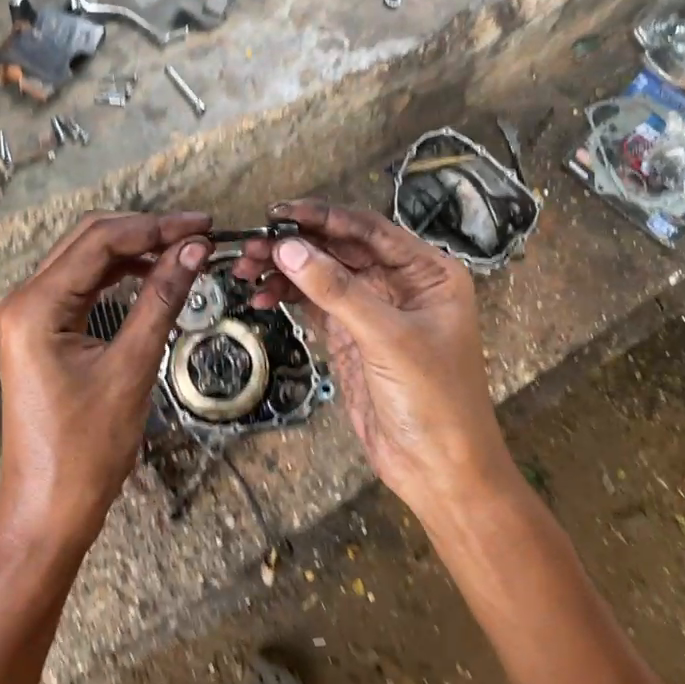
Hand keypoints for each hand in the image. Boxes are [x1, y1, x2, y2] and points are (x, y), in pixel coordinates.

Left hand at [0, 211, 213, 543]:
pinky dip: (117, 277)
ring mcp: (28, 316)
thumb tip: (192, 250)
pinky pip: (80, 288)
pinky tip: (151, 278)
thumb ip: (161, 300)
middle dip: (144, 232)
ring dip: (132, 251)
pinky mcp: (39, 333)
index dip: (155, 227)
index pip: (100, 241)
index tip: (202, 226)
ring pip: (85, 261)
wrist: (48, 510)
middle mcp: (24, 299)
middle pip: (88, 241)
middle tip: (197, 234)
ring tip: (182, 252)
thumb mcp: (130, 369)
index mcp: (36, 305)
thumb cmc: (86, 450)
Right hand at [233, 200, 517, 511]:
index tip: (280, 214)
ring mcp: (373, 310)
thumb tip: (288, 247)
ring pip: (322, 275)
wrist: (439, 470)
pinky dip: (288, 298)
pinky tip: (262, 296)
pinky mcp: (350, 337)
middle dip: (296, 245)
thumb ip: (336, 289)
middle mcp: (401, 284)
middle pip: (340, 249)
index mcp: (428, 272)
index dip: (323, 218)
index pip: (369, 230)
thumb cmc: (436, 400)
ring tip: (246, 269)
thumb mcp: (387, 338)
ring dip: (285, 271)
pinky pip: (314, 304)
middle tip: (252, 244)